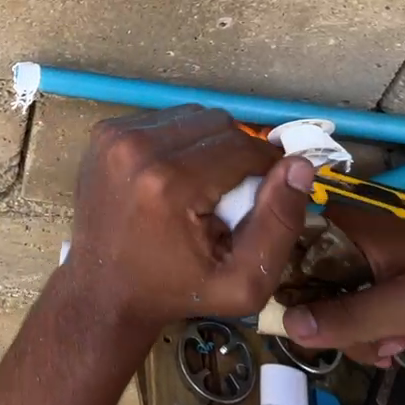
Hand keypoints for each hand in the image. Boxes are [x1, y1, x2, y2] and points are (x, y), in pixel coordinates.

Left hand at [63, 105, 317, 331]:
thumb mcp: (243, 281)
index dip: (265, 164)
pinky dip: (178, 139)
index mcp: (170, 182)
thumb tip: (300, 165)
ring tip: (204, 182)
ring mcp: (116, 135)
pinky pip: (162, 118)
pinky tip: (174, 173)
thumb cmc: (176, 288)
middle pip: (216, 123)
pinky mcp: (105, 131)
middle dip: (237, 151)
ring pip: (191, 115)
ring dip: (208, 142)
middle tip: (235, 190)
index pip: (241, 146)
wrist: (104, 288)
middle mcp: (138, 147)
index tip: (268, 188)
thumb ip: (279, 223)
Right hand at [282, 205, 404, 363]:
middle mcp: (354, 234)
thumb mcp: (404, 309)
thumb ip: (347, 317)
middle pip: (314, 275)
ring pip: (339, 293)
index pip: (292, 242)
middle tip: (363, 345)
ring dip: (357, 328)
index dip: (288, 279)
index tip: (300, 316)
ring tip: (389, 349)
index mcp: (349, 226)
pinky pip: (364, 299)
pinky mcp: (393, 275)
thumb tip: (288, 326)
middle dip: (333, 317)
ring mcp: (375, 256)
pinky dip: (375, 325)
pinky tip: (397, 344)